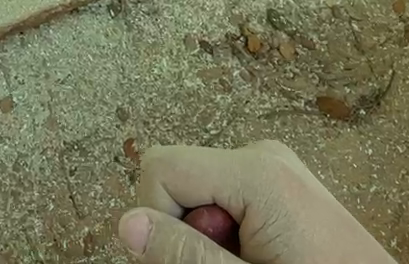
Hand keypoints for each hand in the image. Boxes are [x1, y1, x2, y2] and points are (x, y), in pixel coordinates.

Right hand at [118, 141, 395, 263]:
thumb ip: (186, 255)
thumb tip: (125, 224)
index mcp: (257, 170)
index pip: (161, 168)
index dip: (158, 218)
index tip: (187, 262)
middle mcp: (264, 154)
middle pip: (180, 177)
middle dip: (188, 228)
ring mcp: (276, 167)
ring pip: (200, 191)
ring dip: (209, 235)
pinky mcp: (283, 184)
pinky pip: (226, 196)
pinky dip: (229, 232)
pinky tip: (260, 260)